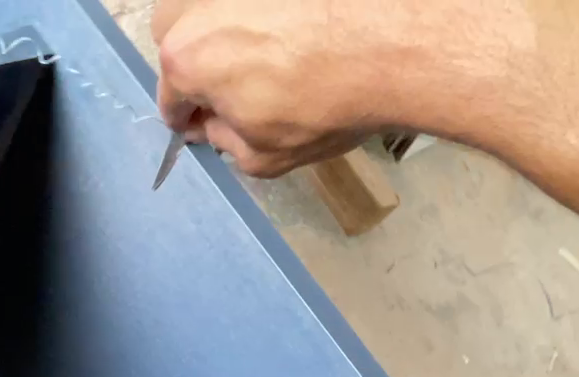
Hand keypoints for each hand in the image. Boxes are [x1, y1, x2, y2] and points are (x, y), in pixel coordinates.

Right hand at [152, 0, 534, 176]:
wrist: (408, 37)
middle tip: (234, 82)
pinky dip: (275, 13)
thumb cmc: (329, 104)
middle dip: (196, 59)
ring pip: (216, 5)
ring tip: (272, 49)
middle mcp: (203, 2)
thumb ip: (225, 143)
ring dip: (229, 27)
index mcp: (187, 59)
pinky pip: (263, 1)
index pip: (170, 96)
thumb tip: (217, 125)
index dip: (190, 117)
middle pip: (177, 32)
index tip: (211, 122)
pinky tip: (302, 24)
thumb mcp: (264, 157)